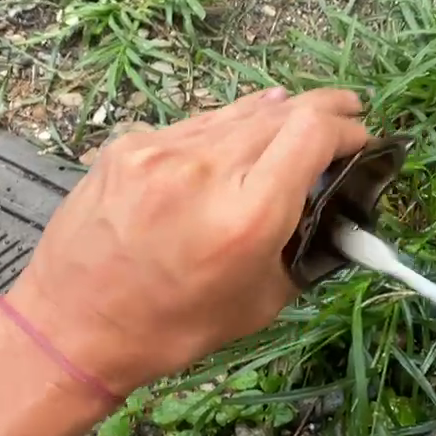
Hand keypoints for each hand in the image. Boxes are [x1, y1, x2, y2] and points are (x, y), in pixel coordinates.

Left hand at [8, 87, 367, 393]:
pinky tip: (247, 127)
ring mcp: (162, 150)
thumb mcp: (263, 300)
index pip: (312, 132)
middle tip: (350, 111)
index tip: (362, 135)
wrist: (73, 326)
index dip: (347, 126)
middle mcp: (206, 169)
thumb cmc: (177, 327)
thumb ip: (303, 244)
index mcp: (247, 215)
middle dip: (326, 108)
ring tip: (304, 114)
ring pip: (243, 109)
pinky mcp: (131, 144)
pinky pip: (201, 122)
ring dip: (283, 110)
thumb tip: (331, 204)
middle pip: (285, 110)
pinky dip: (235, 122)